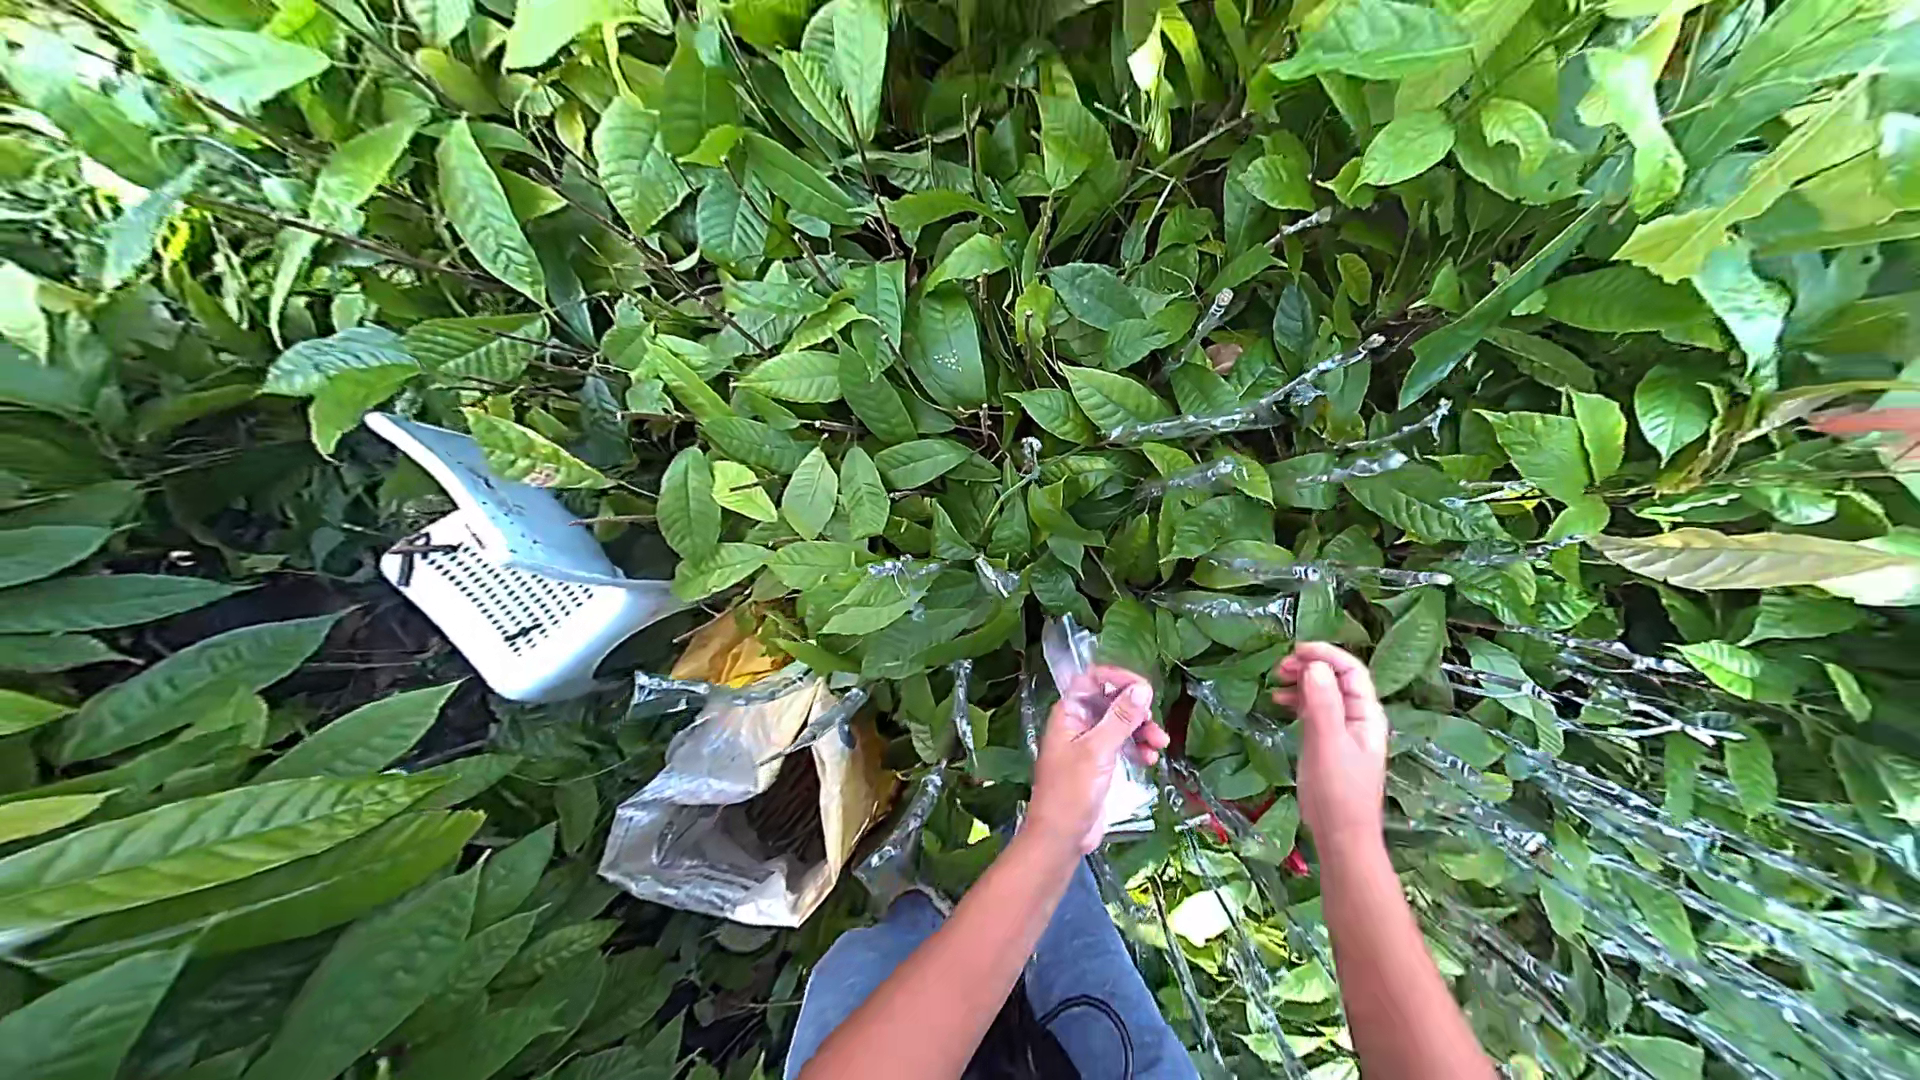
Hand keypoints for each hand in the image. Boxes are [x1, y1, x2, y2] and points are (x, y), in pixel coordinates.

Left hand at [1027, 665, 1170, 854]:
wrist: (1062, 836)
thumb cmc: (1071, 790)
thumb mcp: (1098, 750)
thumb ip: (1121, 718)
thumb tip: (1142, 688)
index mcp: (1069, 712)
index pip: (1093, 679)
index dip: (1118, 678)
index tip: (1144, 689)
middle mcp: (1078, 722)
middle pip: (1111, 700)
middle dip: (1136, 709)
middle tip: (1154, 725)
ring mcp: (1089, 742)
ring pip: (1120, 723)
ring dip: (1141, 730)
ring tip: (1158, 745)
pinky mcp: (1100, 762)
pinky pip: (1122, 744)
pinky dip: (1137, 747)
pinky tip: (1149, 759)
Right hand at [1274, 642, 1389, 851]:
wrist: (1339, 835)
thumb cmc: (1337, 791)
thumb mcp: (1328, 744)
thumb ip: (1322, 704)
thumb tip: (1313, 665)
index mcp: (1366, 715)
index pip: (1351, 670)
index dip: (1325, 654)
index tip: (1294, 651)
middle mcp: (1357, 717)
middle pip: (1336, 677)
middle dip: (1309, 665)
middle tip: (1279, 668)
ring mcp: (1342, 729)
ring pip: (1322, 691)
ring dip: (1300, 680)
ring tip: (1275, 683)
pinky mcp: (1326, 740)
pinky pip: (1312, 708)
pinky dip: (1296, 698)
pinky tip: (1278, 701)